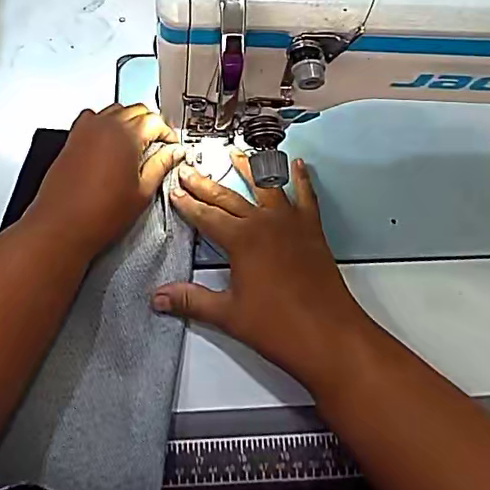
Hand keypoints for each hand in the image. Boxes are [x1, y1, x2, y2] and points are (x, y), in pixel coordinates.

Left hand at [22, 104, 182, 259]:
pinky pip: (93, 118)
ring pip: (116, 110)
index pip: (156, 121)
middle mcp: (106, 125)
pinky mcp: (73, 138)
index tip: (171, 146)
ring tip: (136, 144)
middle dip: (151, 124)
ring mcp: (87, 129)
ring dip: (129, 120)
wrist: (61, 227)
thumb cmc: (96, 215)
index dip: (168, 133)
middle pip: (137, 110)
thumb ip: (160, 166)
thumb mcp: (142, 192)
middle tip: (158, 144)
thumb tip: (172, 153)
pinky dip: (105, 123)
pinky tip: (109, 143)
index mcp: (127, 135)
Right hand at [153, 156, 376, 383]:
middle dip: (205, 184)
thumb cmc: (282, 327)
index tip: (176, 193)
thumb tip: (161, 297)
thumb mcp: (229, 314)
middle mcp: (265, 223)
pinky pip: (305, 195)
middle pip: (228, 197)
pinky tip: (298, 165)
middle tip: (191, 172)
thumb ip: (192, 301)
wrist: (328, 335)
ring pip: (265, 185)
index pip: (206, 216)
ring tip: (236, 154)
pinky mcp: (311, 229)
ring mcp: (290, 222)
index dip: (188, 204)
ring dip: (249, 168)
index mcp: (242, 240)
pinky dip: (301, 178)